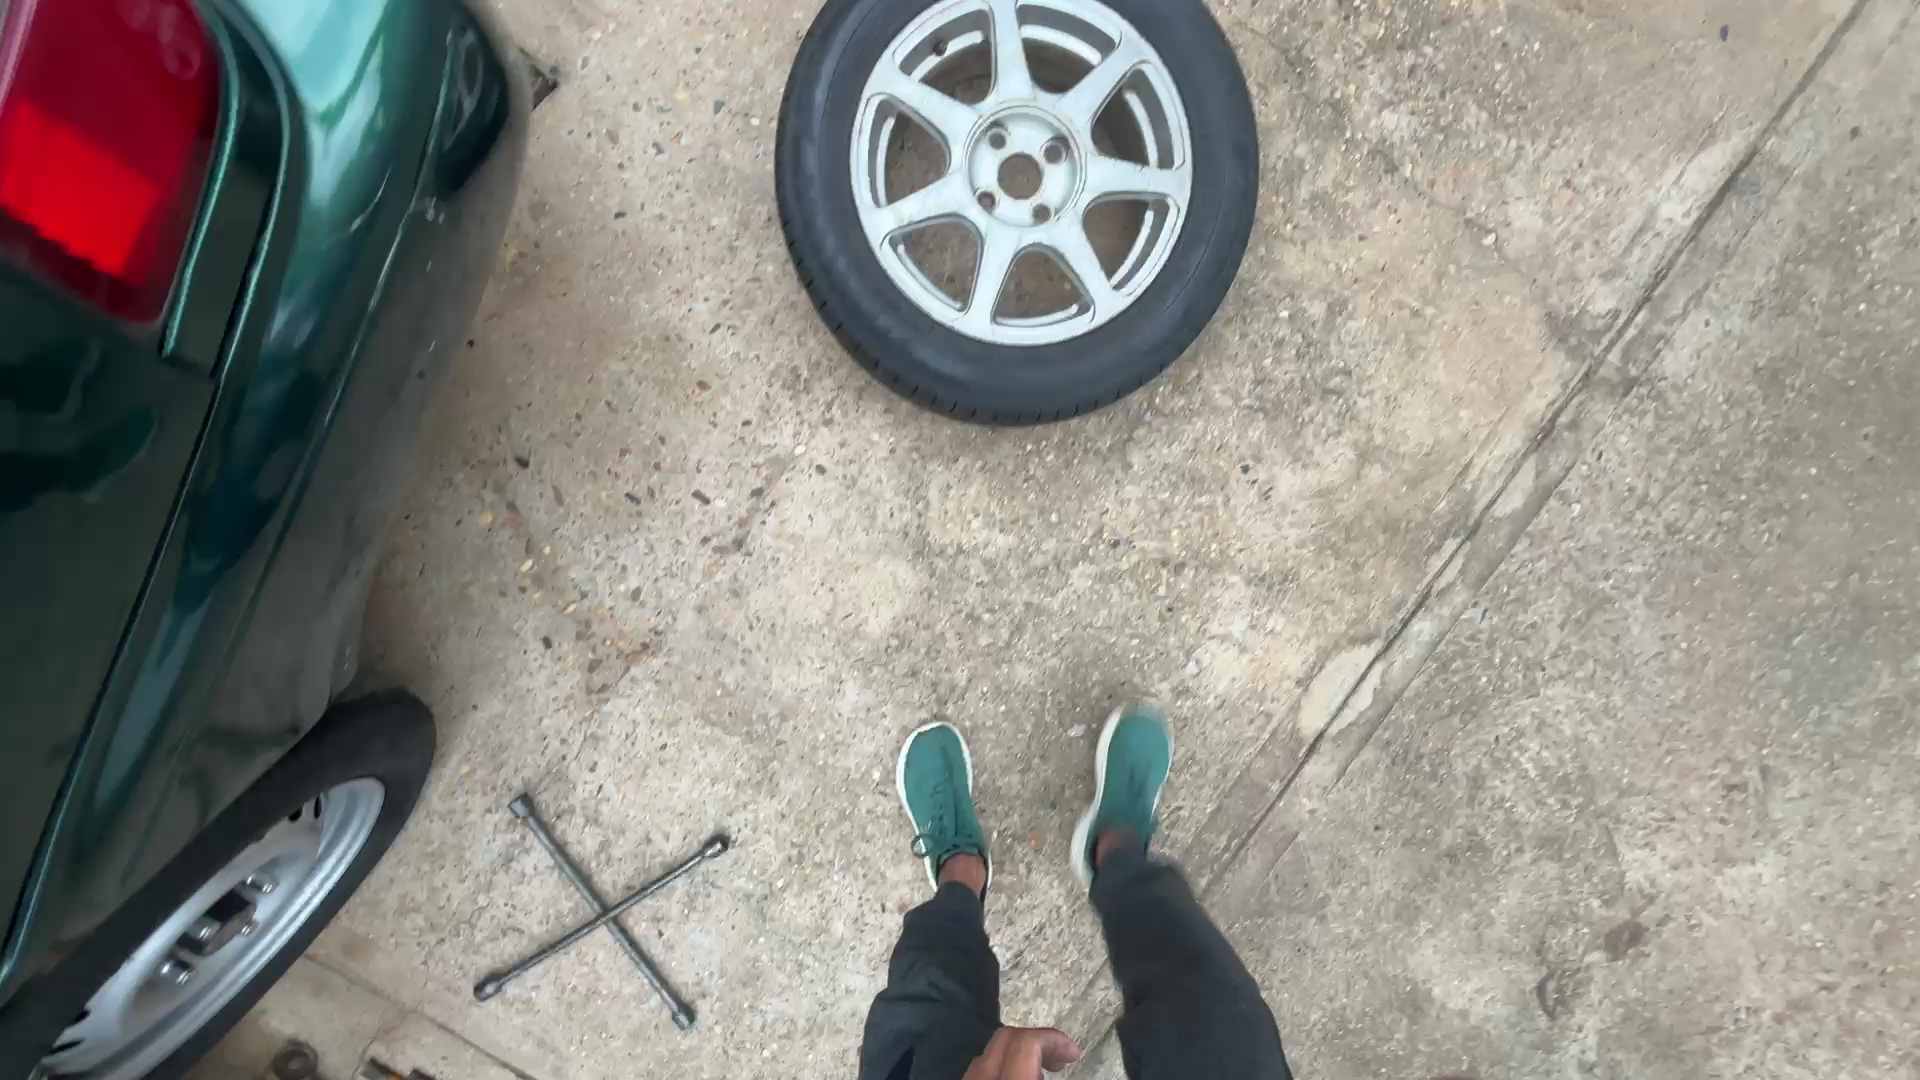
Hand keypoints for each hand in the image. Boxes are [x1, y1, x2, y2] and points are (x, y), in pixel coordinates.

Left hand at [961, 1026, 1083, 1078]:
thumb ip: (1043, 1071)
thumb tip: (1066, 1054)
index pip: (1026, 1041)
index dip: (1054, 1039)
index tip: (1074, 1052)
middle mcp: (981, 1078)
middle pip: (1004, 1038)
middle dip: (1036, 1039)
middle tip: (1061, 1057)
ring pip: (987, 1053)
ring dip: (1017, 1052)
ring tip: (1042, 1069)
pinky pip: (979, 1071)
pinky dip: (1001, 1067)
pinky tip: (1016, 1079)